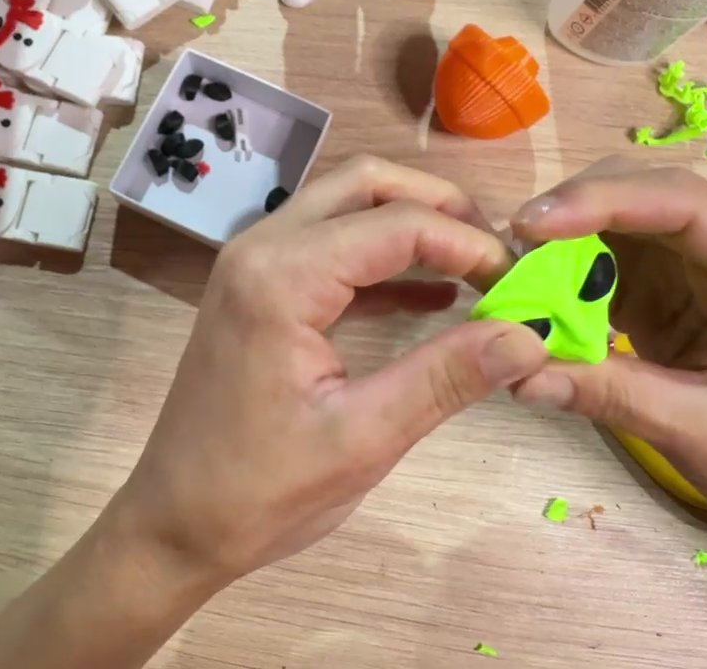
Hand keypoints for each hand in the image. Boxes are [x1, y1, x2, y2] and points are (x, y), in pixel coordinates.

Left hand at [108, 157, 546, 586]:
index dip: (468, 244)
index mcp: (281, 276)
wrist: (175, 521)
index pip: (396, 225)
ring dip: (410, 224)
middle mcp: (262, 247)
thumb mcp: (362, 438)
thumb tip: (531, 335)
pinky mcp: (259, 286)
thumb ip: (447, 376)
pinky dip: (381, 258)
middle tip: (496, 255)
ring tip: (476, 269)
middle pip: (364, 185)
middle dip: (438, 207)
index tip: (522, 283)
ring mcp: (255, 262)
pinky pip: (329, 245)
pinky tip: (432, 297)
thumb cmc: (260, 490)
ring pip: (345, 205)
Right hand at [505, 158, 706, 526]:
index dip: (604, 201)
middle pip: (648, 189)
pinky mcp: (671, 274)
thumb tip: (520, 376)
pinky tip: (539, 281)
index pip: (685, 204)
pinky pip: (611, 244)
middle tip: (513, 243)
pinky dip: (569, 257)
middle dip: (576, 206)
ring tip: (516, 262)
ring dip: (566, 228)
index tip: (531, 225)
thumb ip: (613, 396)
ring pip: (623, 207)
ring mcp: (703, 256)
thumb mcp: (703, 436)